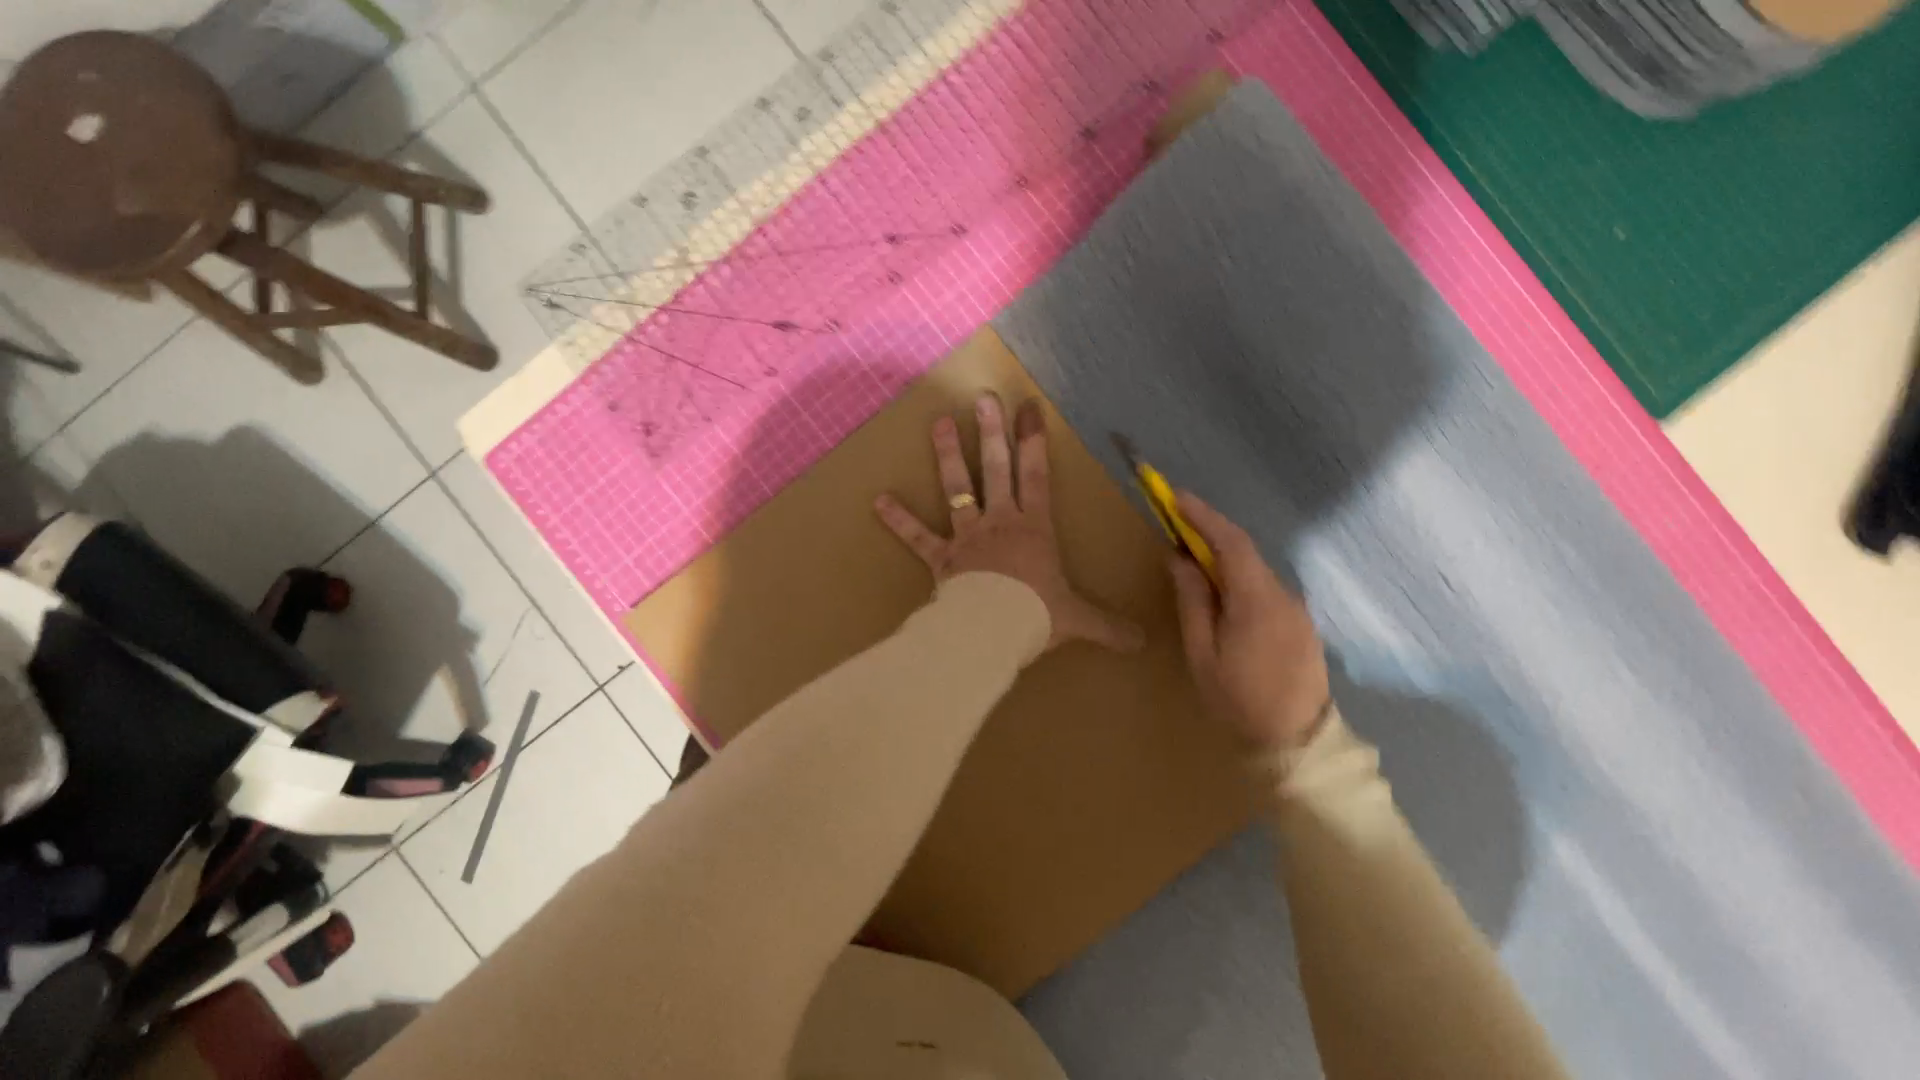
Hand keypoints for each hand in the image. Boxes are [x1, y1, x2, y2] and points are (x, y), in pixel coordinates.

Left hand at [875, 394, 1143, 652]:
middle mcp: (1000, 522)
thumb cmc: (1037, 616)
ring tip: (940, 423)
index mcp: (1035, 529)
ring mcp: (968, 537)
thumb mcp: (1079, 620)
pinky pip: (918, 537)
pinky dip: (899, 520)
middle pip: (996, 469)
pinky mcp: (941, 558)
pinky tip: (878, 500)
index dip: (1034, 441)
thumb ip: (1109, 627)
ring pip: (958, 489)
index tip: (1029, 408)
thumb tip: (1142, 641)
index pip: (1038, 476)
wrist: (994, 631)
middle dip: (992, 432)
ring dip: (948, 455)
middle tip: (983, 398)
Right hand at [1168, 492, 1330, 753]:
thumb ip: (1192, 602)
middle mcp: (1282, 594)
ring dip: (1224, 560)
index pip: (1230, 541)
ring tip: (1192, 566)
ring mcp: (1296, 609)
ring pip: (1255, 571)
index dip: (1203, 515)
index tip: (1175, 497)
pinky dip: (1240, 580)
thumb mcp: (1202, 655)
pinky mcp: (1301, 624)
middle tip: (1175, 528)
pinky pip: (1265, 589)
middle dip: (1209, 535)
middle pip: (1244, 552)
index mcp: (1256, 600)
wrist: (1297, 741)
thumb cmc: (1239, 700)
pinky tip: (1221, 597)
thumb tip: (1180, 559)